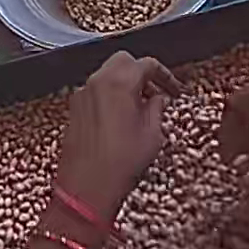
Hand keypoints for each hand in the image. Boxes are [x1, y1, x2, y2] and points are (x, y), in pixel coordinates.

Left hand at [55, 52, 179, 221]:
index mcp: (119, 83)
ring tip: (141, 106)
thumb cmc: (120, 164)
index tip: (173, 88)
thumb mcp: (152, 135)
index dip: (165, 74)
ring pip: (107, 73)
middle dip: (142, 72)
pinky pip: (95, 89)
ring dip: (125, 82)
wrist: (86, 188)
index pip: (146, 64)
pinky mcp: (74, 108)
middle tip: (156, 91)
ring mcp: (83, 94)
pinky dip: (110, 93)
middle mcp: (98, 82)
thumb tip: (158, 99)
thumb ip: (157, 108)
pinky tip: (121, 116)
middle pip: (123, 61)